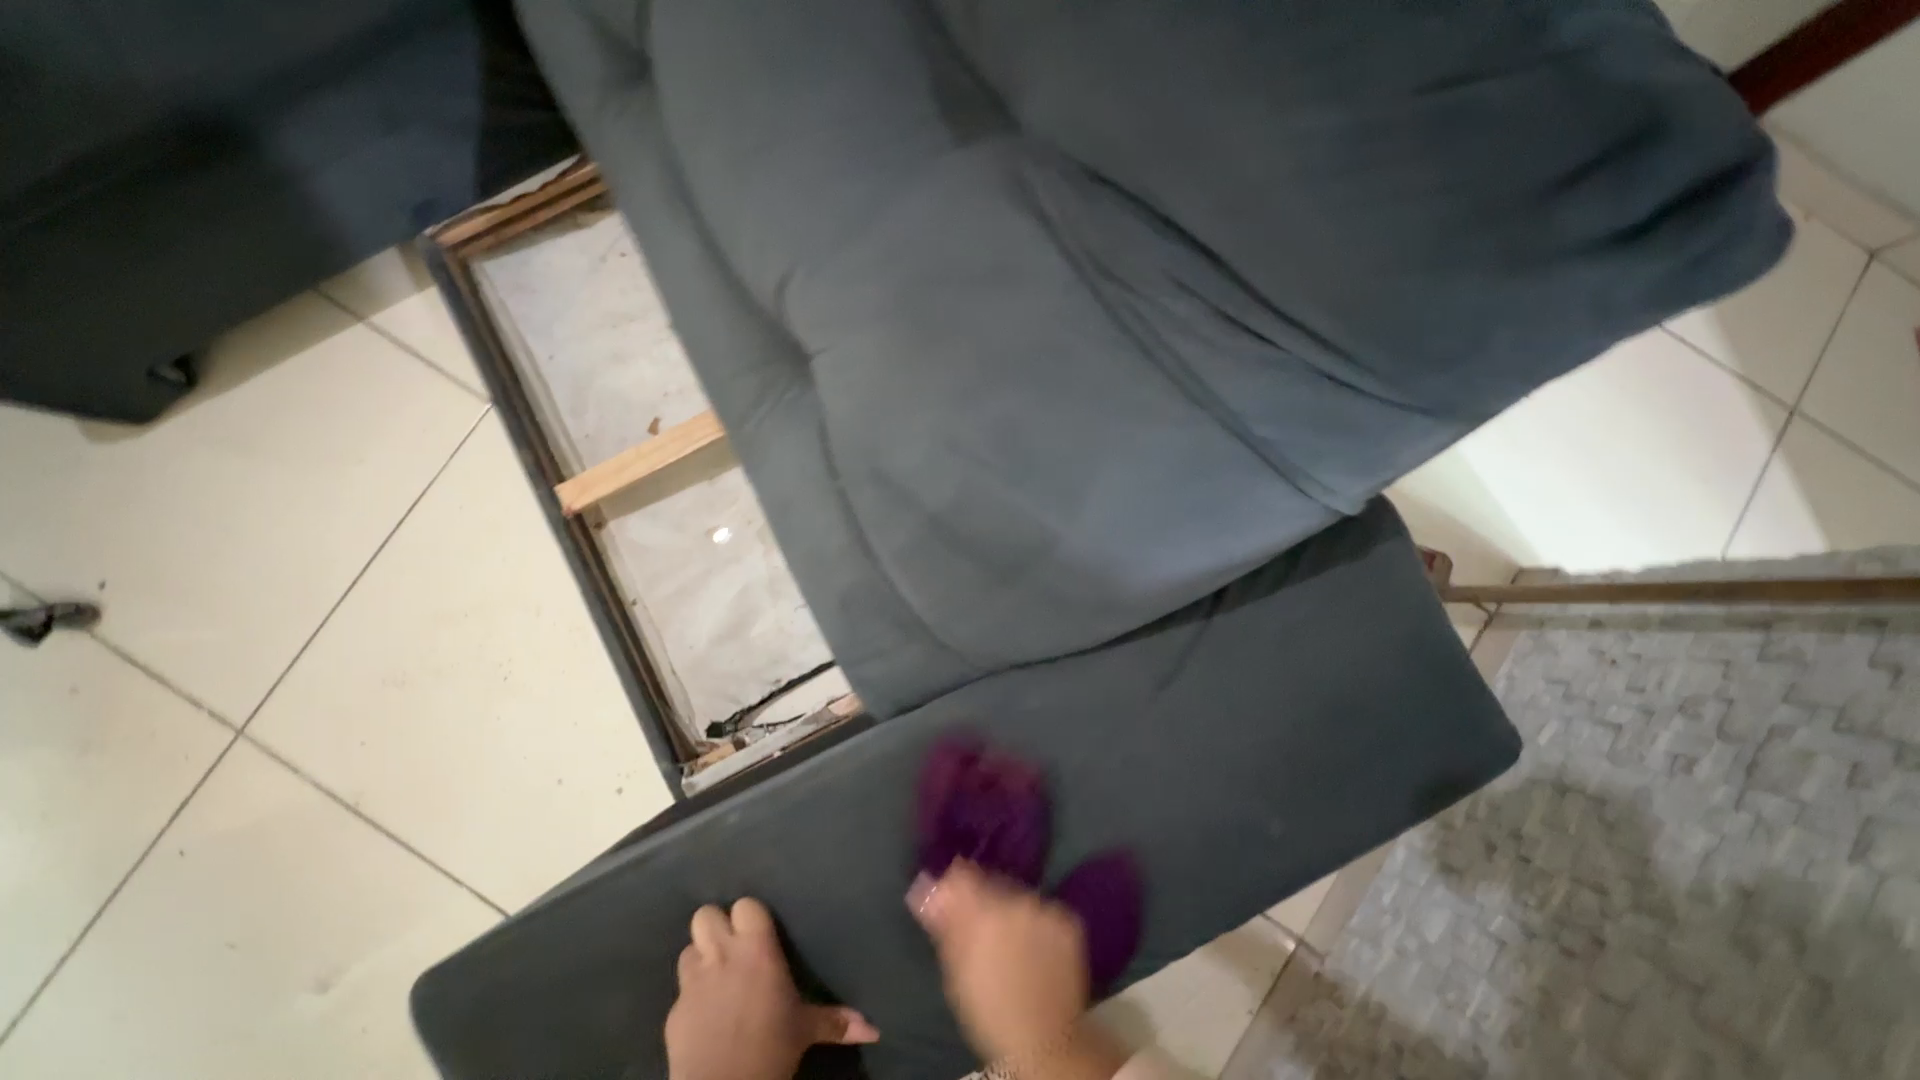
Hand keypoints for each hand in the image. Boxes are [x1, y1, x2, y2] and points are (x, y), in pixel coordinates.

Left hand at [666, 898, 877, 1079]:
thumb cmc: (771, 1049)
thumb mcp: (807, 1031)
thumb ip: (837, 1021)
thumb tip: (874, 1028)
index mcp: (755, 951)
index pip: (745, 906)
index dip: (749, 916)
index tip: (760, 932)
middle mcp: (720, 957)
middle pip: (705, 914)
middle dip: (716, 926)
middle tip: (734, 946)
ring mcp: (691, 983)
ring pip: (688, 948)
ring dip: (701, 956)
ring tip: (717, 975)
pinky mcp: (673, 1011)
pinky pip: (680, 990)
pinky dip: (692, 995)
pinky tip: (706, 1014)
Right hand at [909, 861, 1123, 1073]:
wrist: (1043, 1039)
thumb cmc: (988, 1010)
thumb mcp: (955, 971)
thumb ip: (944, 924)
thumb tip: (928, 888)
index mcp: (982, 912)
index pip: (962, 876)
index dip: (954, 884)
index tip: (948, 896)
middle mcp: (1015, 901)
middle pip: (993, 887)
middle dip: (985, 902)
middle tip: (983, 934)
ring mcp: (1046, 909)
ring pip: (1021, 899)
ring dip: (1012, 913)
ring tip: (1011, 947)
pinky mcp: (1068, 922)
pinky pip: (1046, 913)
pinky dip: (1038, 924)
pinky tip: (1036, 951)